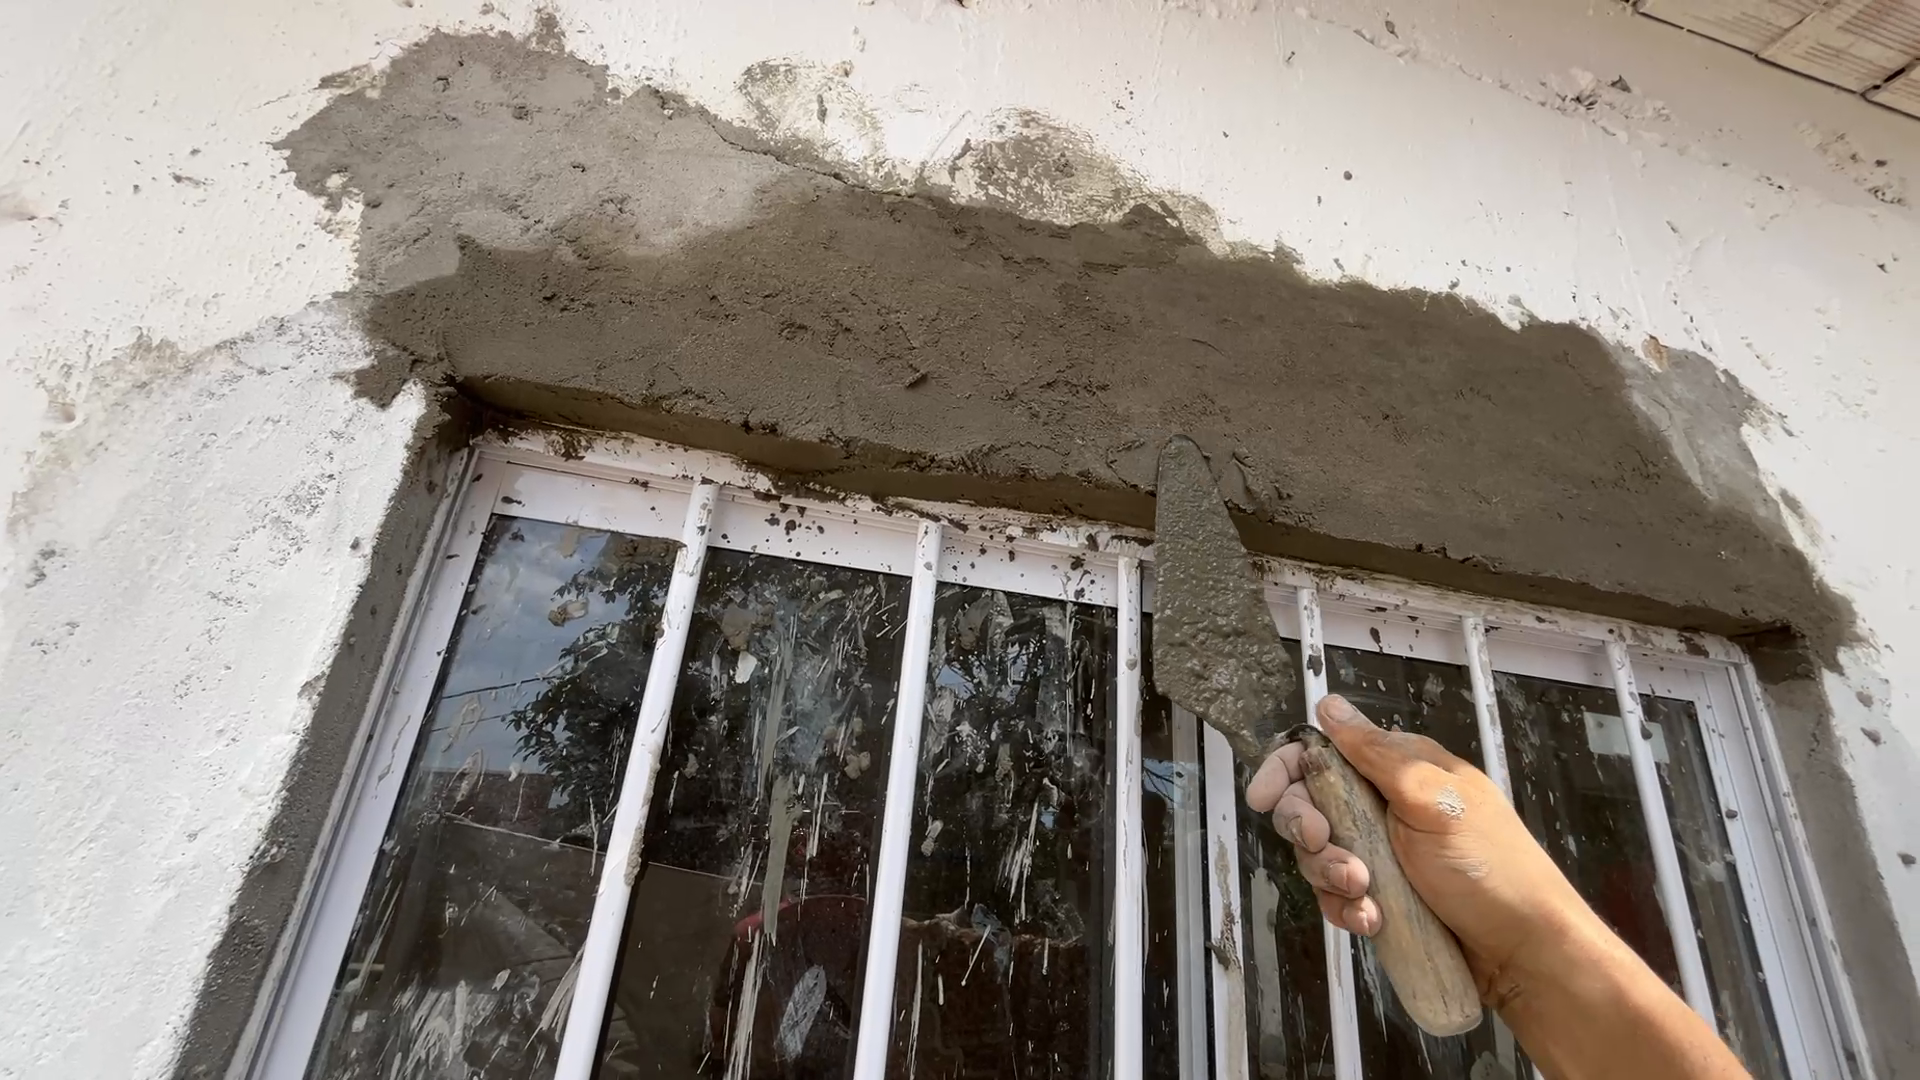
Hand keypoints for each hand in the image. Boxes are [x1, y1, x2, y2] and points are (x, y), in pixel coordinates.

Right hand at [1245, 694, 1589, 1000]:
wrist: (1531, 960)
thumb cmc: (1491, 870)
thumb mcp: (1432, 800)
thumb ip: (1375, 751)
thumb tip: (1327, 704)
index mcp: (1395, 770)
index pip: (1320, 753)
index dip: (1284, 771)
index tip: (1263, 798)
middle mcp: (1380, 805)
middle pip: (1307, 803)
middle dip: (1307, 828)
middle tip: (1322, 842)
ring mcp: (1379, 852)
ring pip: (1316, 852)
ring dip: (1329, 873)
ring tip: (1365, 892)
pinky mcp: (1379, 894)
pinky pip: (1335, 894)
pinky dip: (1345, 907)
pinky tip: (1371, 920)